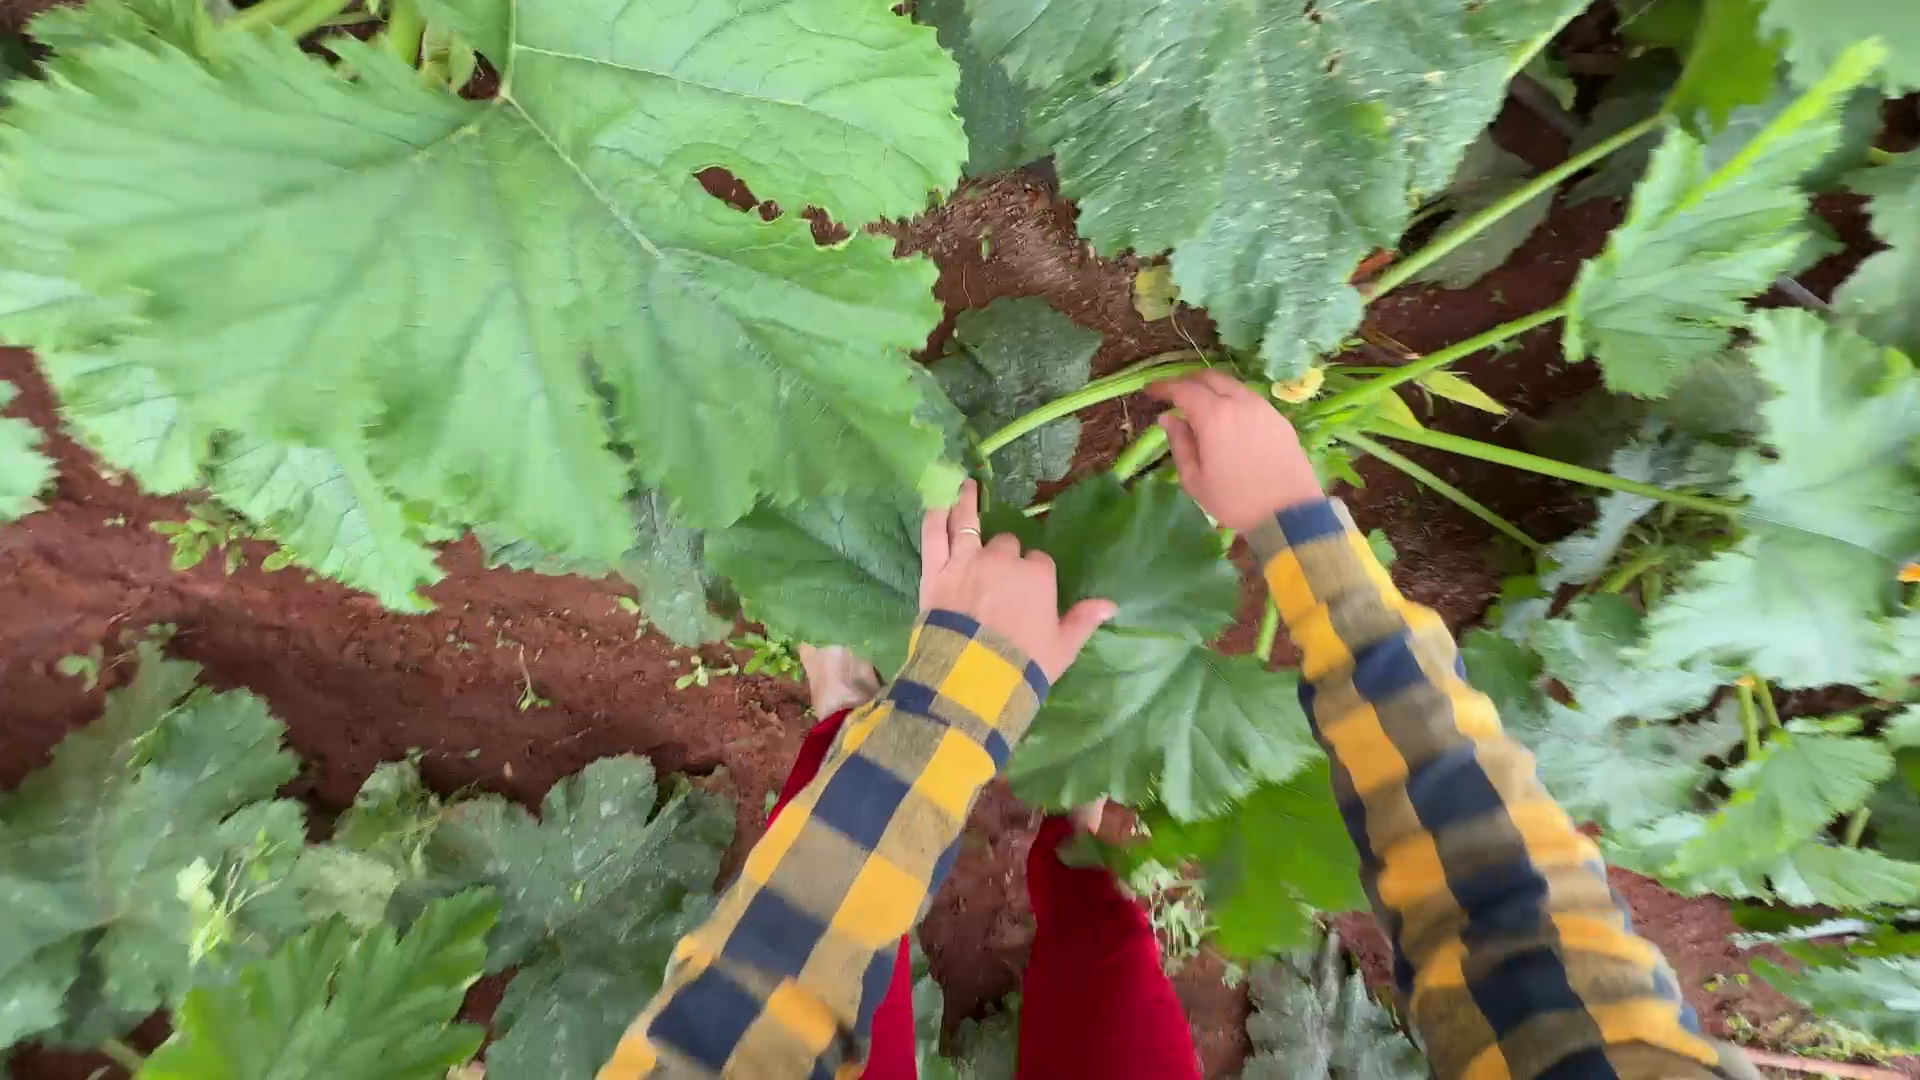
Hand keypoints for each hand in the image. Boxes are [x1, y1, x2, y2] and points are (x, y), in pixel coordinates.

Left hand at [920, 479, 1116, 680]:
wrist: (974, 678)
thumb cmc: (1023, 664)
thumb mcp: (1062, 647)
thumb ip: (1084, 620)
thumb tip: (1110, 605)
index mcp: (1037, 575)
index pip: (1038, 563)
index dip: (1033, 575)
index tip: (1029, 591)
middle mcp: (1003, 559)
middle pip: (1006, 544)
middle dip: (1004, 554)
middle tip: (997, 576)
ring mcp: (967, 561)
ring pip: (969, 525)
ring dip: (968, 505)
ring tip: (966, 487)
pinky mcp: (936, 571)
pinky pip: (934, 535)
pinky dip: (936, 517)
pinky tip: (939, 504)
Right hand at [1148, 371, 1323, 531]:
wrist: (1288, 512)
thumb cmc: (1234, 500)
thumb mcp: (1194, 479)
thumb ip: (1179, 444)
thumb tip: (1168, 419)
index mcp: (1214, 416)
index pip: (1183, 389)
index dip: (1164, 386)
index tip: (1150, 390)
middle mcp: (1239, 402)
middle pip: (1209, 377)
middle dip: (1187, 380)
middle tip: (1173, 393)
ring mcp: (1263, 407)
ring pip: (1232, 385)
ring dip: (1211, 388)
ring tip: (1199, 405)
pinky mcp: (1279, 418)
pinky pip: (1249, 398)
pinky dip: (1231, 399)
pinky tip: (1227, 418)